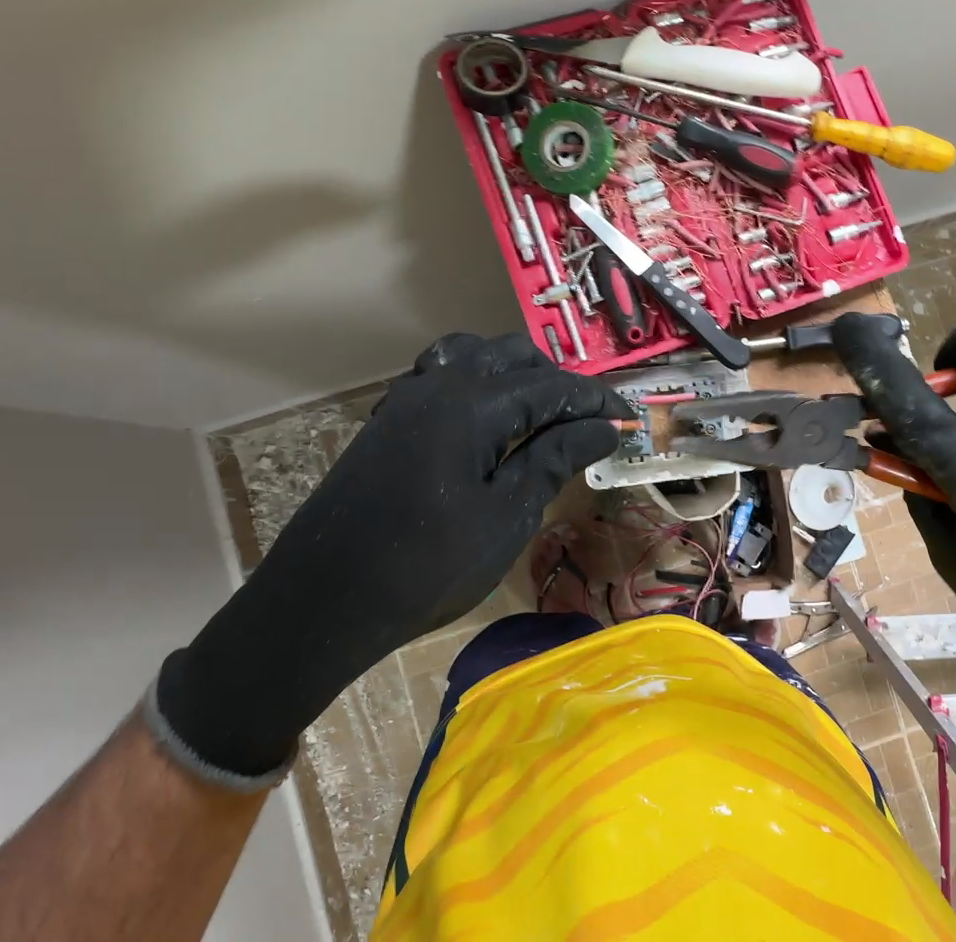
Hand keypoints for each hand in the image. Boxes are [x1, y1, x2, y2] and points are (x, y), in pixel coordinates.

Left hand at [153, 333, 631, 779]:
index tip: (628, 420)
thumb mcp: (506, 515)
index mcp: (474, 404)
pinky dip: (476, 386)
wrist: (326, 598)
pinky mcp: (389, 420)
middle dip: (557, 383)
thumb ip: (553, 459)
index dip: (596, 402)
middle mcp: (440, 385)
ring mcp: (408, 399)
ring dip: (514, 376)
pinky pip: (441, 378)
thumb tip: (603, 427)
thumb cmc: (428, 565)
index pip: (552, 387)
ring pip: (473, 358)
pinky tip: (485, 425)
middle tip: (587, 422)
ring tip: (540, 415)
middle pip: (513, 357)